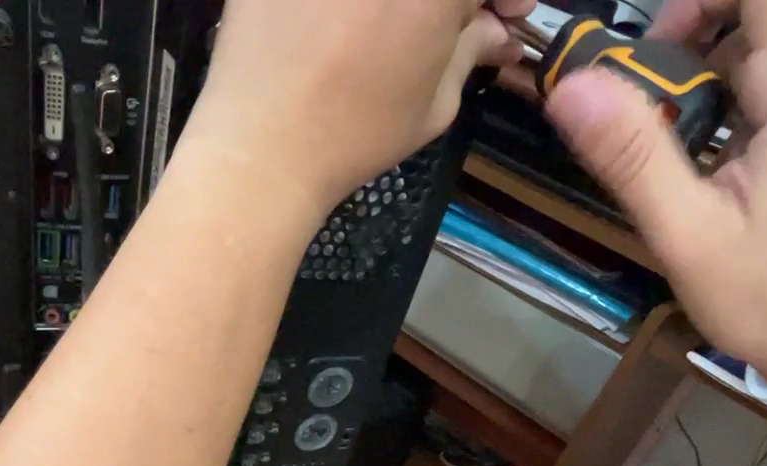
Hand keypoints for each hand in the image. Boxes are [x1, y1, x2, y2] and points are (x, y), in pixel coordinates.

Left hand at [178, 0, 533, 214]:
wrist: (262, 150)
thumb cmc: (355, 136)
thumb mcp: (432, 106)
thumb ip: (468, 54)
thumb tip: (493, 33)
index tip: (504, 12)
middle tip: (452, 21)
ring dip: (398, 3)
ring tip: (390, 26)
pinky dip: (344, 6)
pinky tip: (344, 23)